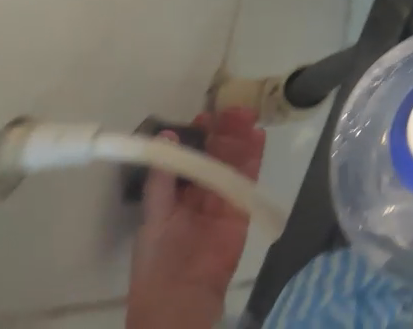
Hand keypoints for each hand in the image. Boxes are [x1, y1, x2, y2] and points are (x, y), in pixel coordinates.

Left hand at [127, 109, 266, 328]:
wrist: (180, 301)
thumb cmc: (158, 263)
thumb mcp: (153, 219)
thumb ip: (162, 180)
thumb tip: (165, 137)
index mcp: (174, 198)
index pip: (189, 160)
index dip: (197, 137)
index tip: (205, 115)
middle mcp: (199, 196)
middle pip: (215, 158)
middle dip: (224, 133)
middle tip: (233, 110)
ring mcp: (222, 203)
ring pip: (234, 164)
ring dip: (241, 140)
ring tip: (248, 116)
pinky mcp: (241, 211)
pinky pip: (248, 180)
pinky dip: (254, 159)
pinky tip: (258, 138)